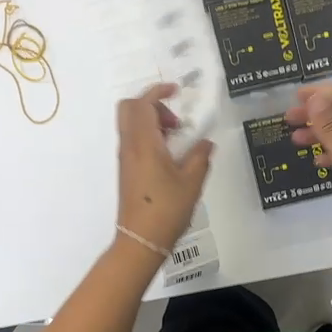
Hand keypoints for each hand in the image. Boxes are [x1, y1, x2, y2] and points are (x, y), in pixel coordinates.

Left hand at [116, 84, 212, 255]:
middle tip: (176, 121)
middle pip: (130, 108)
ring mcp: (125, 159)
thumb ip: (200, 156)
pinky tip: (170, 157)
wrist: (140, 240)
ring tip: (178, 141)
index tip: (177, 91)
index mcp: (144, 143)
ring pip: (132, 125)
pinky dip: (150, 137)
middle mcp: (129, 146)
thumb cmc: (167, 209)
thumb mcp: (192, 182)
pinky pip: (134, 141)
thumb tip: (206, 142)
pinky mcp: (127, 171)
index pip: (143, 103)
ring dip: (153, 122)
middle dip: (153, 105)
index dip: (158, 91)